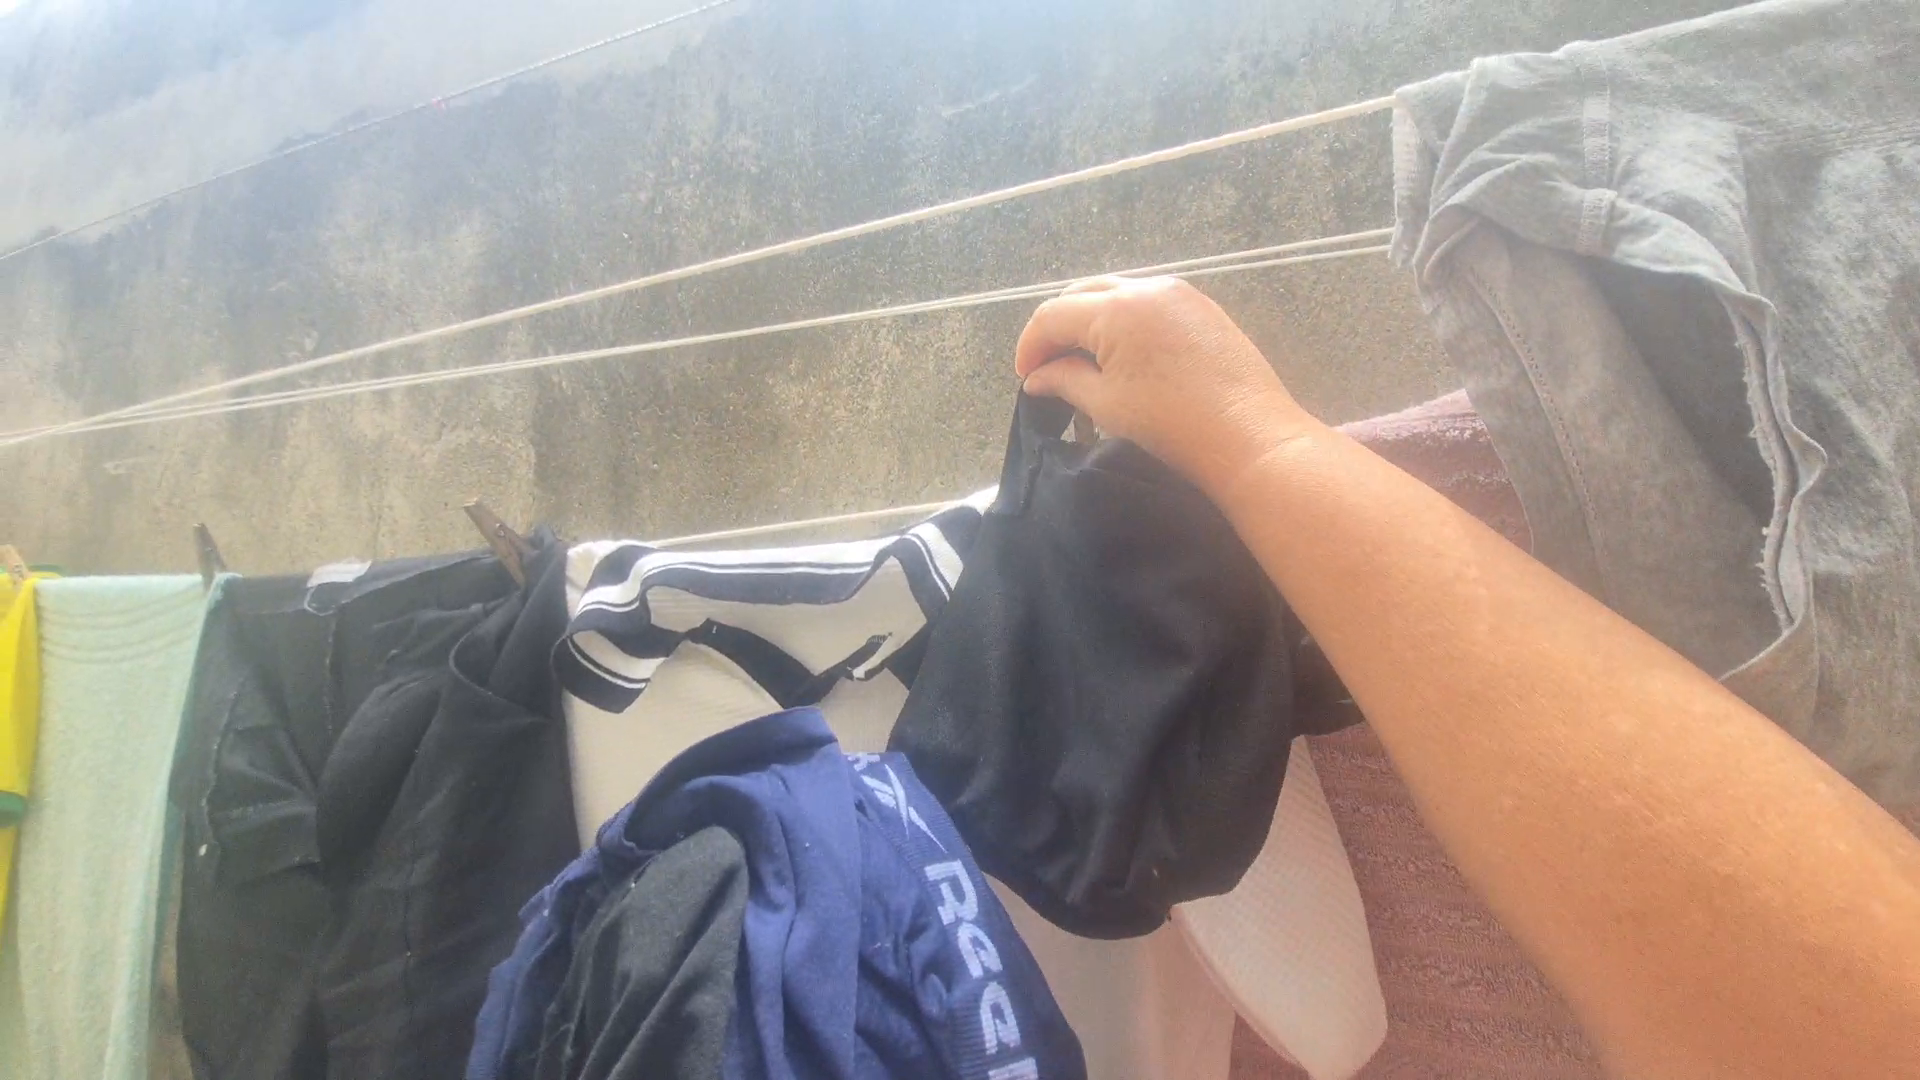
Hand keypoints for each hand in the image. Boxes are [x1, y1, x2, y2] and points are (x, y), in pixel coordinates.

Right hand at [1014, 276, 1315, 498]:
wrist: (1248, 437)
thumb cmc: (1170, 424)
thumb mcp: (1105, 404)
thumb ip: (1064, 381)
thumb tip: (1036, 378)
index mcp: (1116, 308)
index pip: (1053, 315)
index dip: (1030, 346)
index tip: (1025, 379)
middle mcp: (1145, 287)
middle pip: (1081, 295)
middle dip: (1056, 329)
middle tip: (1047, 368)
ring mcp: (1178, 293)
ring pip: (1115, 295)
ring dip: (1088, 323)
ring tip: (1082, 363)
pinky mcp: (1200, 308)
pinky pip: (1146, 303)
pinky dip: (1121, 323)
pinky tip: (1121, 356)